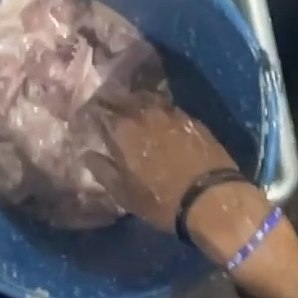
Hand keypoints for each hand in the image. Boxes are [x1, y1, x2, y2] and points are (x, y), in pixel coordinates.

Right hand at [83, 95, 238, 232]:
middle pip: (119, 97)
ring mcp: (168, 113)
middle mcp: (142, 114)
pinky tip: (157, 116)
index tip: (85, 117)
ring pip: (144, 97)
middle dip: (108, 100)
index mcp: (121, 131)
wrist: (213, 200)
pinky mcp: (190, 118)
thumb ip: (102, 170)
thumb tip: (87, 154)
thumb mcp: (124, 193)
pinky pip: (166, 105)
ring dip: (133, 100)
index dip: (88, 113)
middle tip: (103, 107)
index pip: (96, 111)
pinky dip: (156, 107)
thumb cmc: (162, 200)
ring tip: (129, 107)